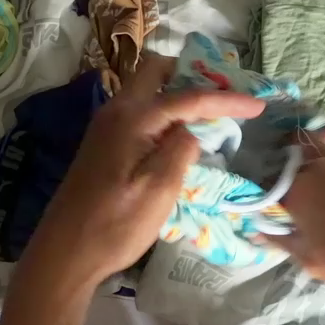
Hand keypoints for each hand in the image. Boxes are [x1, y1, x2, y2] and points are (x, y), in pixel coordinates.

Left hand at [21, 54, 264, 294]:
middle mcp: (116, 110)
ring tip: (211, 111)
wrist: (65, 252)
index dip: (225, 98)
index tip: (258, 105)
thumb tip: (193, 128)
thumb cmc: (114, 224)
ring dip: (178, 91)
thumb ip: (181, 148)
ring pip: (147, 88)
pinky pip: (140, 109)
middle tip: (226, 93)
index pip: (187, 96)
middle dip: (194, 74)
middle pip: (157, 72)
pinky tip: (181, 133)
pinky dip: (164, 109)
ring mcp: (106, 125)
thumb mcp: (159, 189)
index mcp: (132, 118)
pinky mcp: (104, 142)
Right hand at [270, 124, 324, 307]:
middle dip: (279, 166)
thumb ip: (280, 240)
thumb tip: (256, 230)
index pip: (268, 184)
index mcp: (296, 193)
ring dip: (302, 147)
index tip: (262, 200)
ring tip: (298, 158)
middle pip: (288, 159)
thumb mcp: (308, 260)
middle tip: (280, 183)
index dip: (263, 192)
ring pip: (314, 142)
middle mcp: (316, 169)